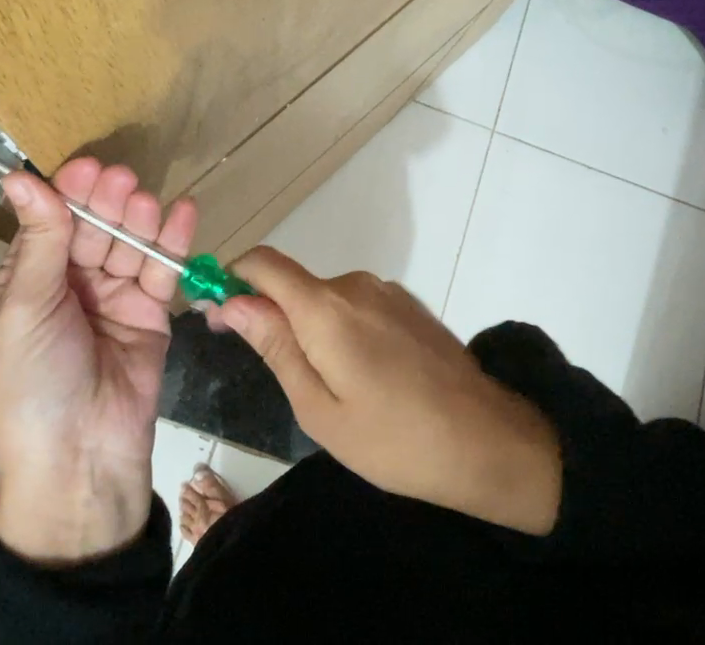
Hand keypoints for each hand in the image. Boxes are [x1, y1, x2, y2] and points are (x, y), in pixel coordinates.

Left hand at [0, 158, 196, 562]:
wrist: (81, 458)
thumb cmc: (34, 383)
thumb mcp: (25, 310)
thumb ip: (40, 242)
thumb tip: (19, 177)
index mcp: (30, 281)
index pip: (51, 223)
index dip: (67, 195)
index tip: (85, 169)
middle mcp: (73, 283)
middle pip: (94, 227)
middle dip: (105, 203)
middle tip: (120, 181)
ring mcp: (115, 297)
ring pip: (130, 243)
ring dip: (138, 218)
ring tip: (145, 201)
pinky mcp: (153, 314)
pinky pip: (162, 270)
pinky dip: (174, 241)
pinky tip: (184, 211)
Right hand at [218, 248, 560, 534]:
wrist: (485, 441)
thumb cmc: (392, 438)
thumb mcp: (318, 406)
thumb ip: (274, 346)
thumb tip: (231, 303)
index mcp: (326, 308)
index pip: (263, 264)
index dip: (232, 281)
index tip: (219, 317)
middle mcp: (356, 285)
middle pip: (295, 285)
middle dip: (272, 316)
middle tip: (278, 375)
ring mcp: (388, 293)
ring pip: (327, 300)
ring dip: (312, 329)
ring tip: (331, 388)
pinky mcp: (410, 307)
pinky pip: (358, 307)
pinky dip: (344, 331)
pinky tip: (366, 378)